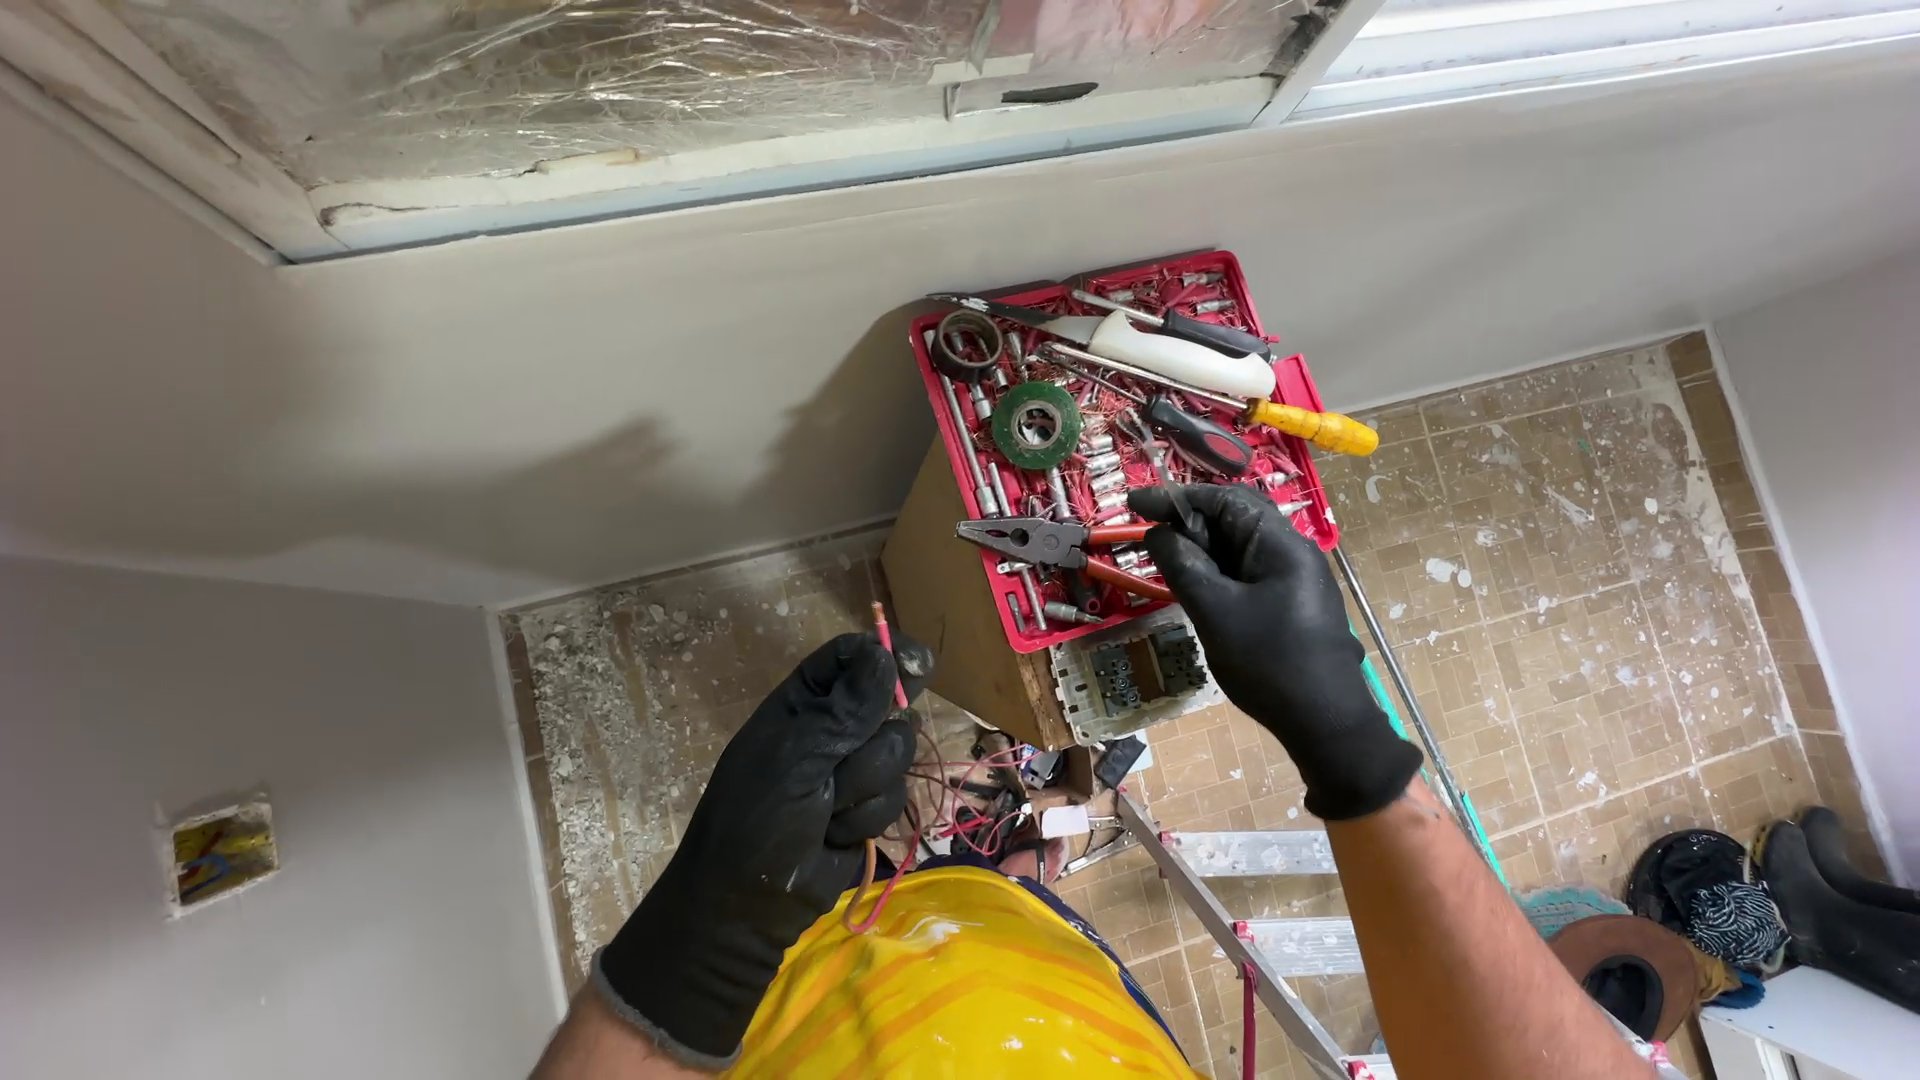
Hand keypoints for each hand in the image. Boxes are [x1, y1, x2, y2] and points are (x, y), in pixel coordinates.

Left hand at [590, 632, 929, 1068]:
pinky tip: (836, 835)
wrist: (745, 907)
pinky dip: (867, 818)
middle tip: (839, 766)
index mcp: (804, 701)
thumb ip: (844, 710)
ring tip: (825, 812)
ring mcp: (854, 768)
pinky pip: (897, 795)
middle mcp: (834, 726)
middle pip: (889, 707)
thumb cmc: (755, 820)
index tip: (917, 666)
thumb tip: (886, 655)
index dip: (886, 655)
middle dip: (869, 744)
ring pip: (898, 755)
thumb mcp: (795, 758)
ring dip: (864, 789)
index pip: (853, 657)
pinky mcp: (869, 806)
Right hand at [1128, 484, 1421, 819]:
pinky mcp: (1287, 601)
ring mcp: (1291, 577)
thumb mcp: (1215, 611)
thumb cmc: (1268, 663)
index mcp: (1280, 544)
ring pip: (1238, 546)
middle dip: (1187, 520)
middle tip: (1147, 532)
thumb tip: (1156, 533)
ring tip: (1162, 557)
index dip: (1175, 498)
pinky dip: (1214, 569)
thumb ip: (1183, 566)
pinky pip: (1245, 570)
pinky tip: (1192, 583)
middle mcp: (1290, 551)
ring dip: (1199, 546)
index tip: (1135, 502)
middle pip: (1233, 518)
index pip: (1223, 499)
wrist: (1325, 723)